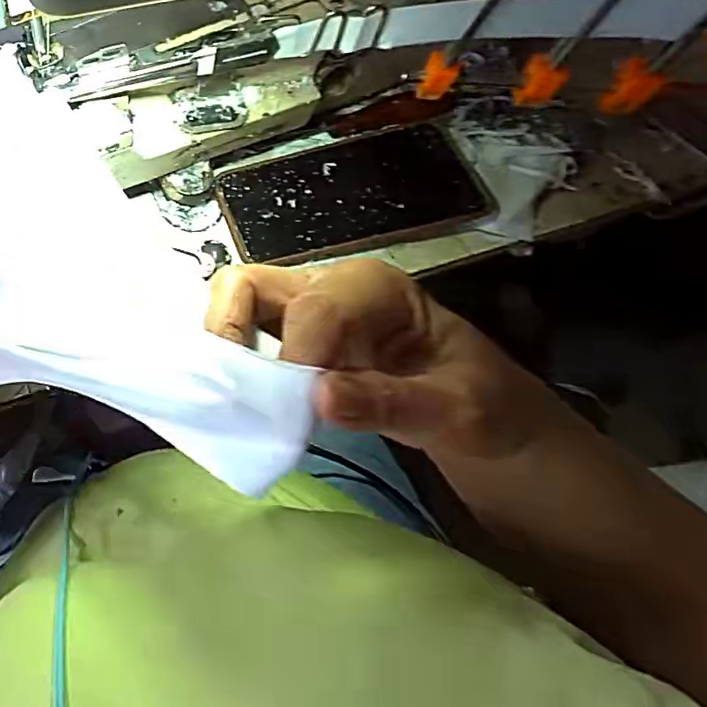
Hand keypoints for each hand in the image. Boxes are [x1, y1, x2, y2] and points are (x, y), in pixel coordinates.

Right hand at [205, 259, 567, 460]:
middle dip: (230, 326)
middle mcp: (325, 287)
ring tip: (231, 391)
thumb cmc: (483, 407)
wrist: (481, 422)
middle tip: (234, 381)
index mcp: (372, 287)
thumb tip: (319, 397)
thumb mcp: (461, 412)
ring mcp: (298, 312)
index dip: (298, 353)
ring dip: (222, 344)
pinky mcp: (284, 340)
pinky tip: (238, 395)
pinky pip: (240, 337)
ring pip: (232, 304)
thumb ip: (392, 402)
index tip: (301, 406)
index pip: (315, 308)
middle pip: (249, 283)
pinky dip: (228, 362)